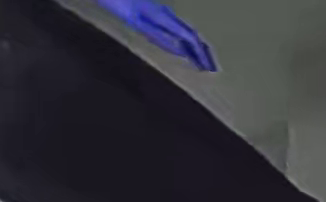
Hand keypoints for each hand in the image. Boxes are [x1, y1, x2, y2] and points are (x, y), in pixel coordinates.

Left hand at [96, 0, 217, 71]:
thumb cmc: (114, 2)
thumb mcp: (135, 22)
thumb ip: (160, 38)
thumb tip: (183, 53)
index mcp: (164, 18)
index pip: (190, 39)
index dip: (201, 54)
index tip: (209, 69)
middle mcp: (166, 13)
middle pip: (191, 34)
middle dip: (203, 51)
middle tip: (211, 67)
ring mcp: (159, 11)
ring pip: (185, 30)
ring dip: (195, 46)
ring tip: (200, 59)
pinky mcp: (152, 10)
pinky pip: (176, 27)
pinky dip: (184, 39)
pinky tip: (183, 46)